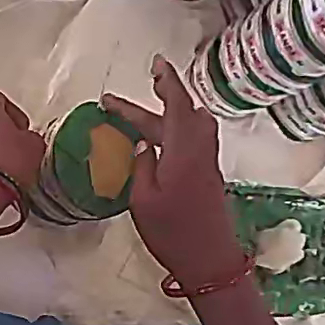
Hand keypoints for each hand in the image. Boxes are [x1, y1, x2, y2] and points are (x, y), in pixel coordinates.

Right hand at [103, 57, 245, 287]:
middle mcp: (198, 151)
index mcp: (182, 152)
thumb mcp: (143, 201)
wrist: (209, 260)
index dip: (167, 82)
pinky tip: (158, 140)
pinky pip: (192, 140)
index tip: (156, 64)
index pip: (177, 106)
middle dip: (150, 103)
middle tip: (115, 102)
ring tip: (138, 116)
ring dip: (166, 115)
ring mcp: (206, 163)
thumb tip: (144, 145)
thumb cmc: (172, 233)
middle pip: (178, 115)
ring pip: (189, 126)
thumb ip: (142, 167)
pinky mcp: (207, 175)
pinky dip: (174, 130)